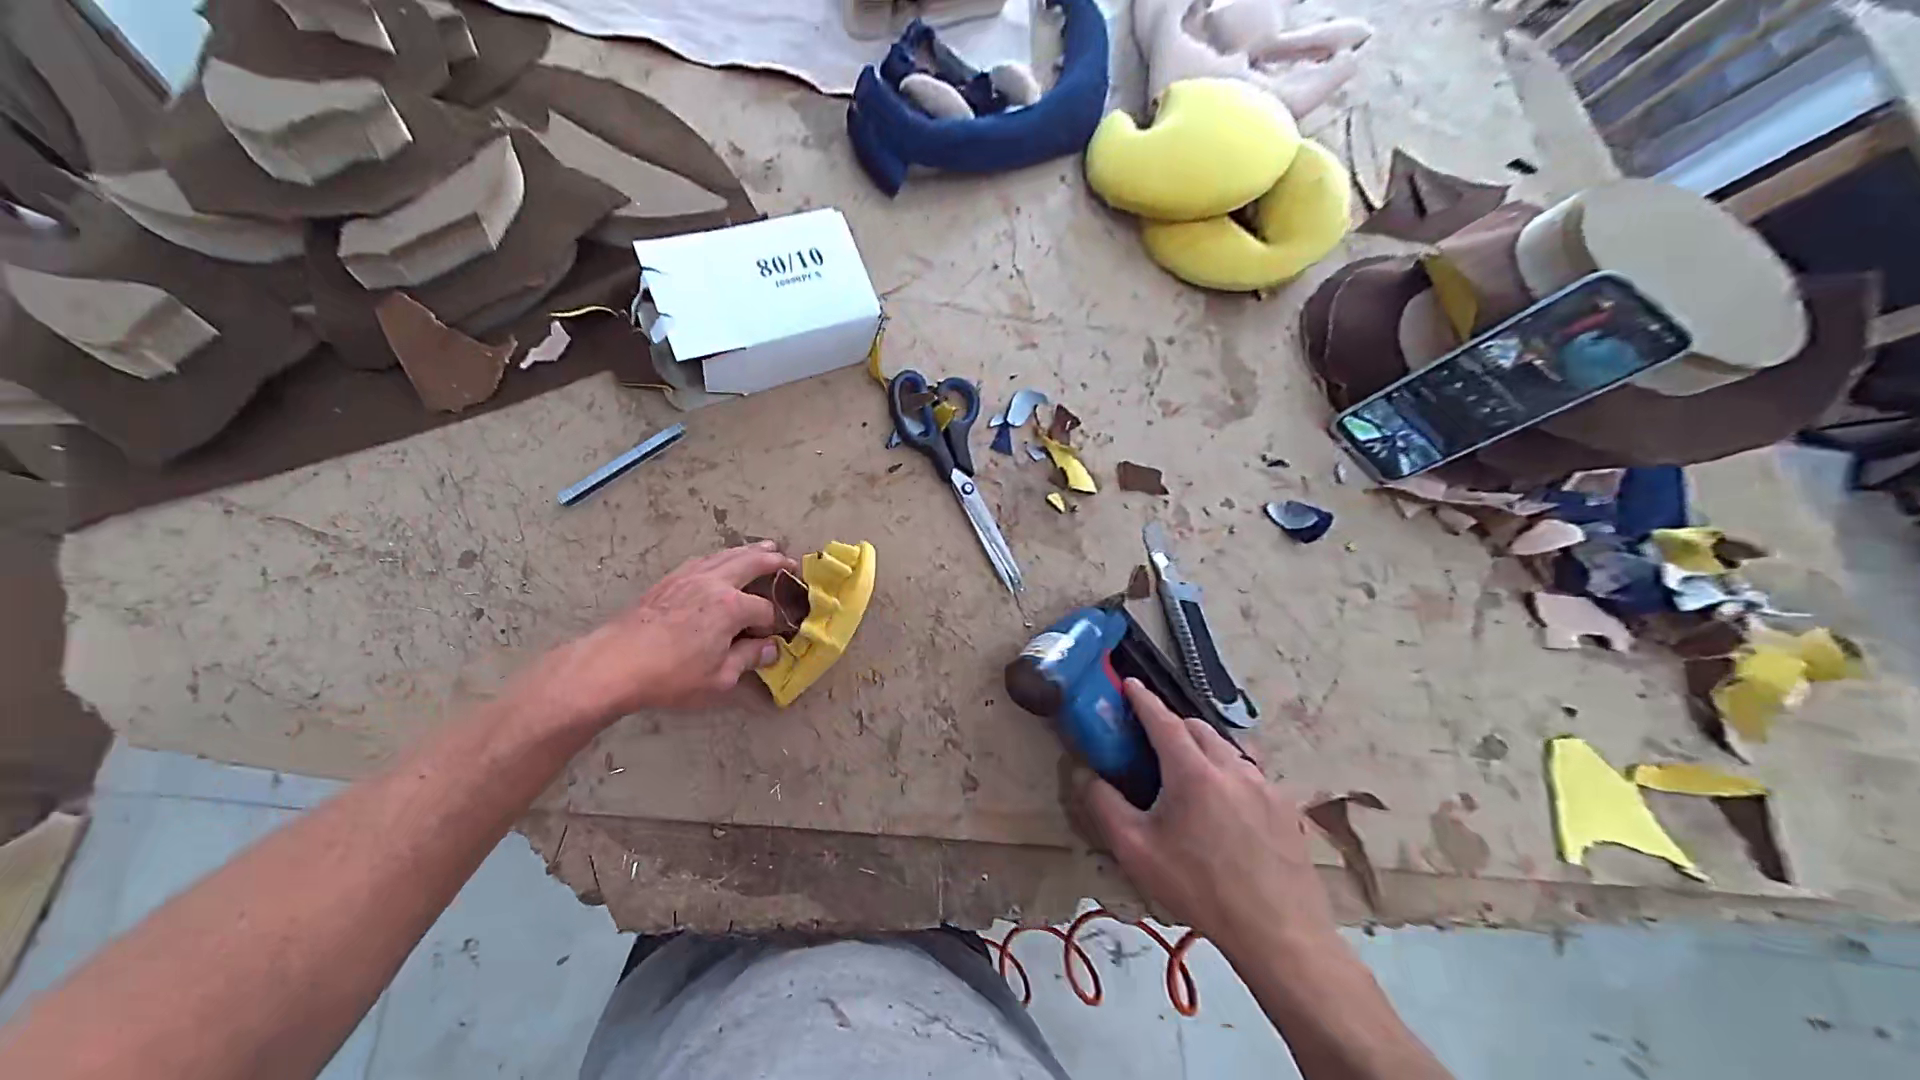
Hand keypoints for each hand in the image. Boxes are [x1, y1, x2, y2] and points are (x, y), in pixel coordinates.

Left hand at [552, 541, 798, 717]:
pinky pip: (703, 559)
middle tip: (789, 562)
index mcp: (732, 607)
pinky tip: (722, 558)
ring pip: (727, 555)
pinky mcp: (669, 580)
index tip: (774, 636)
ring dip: (749, 550)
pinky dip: (721, 556)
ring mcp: (690, 577)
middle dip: (774, 562)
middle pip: (751, 564)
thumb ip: (748, 659)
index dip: (773, 624)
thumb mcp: (719, 678)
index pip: (765, 610)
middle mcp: (714, 583)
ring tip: (765, 547)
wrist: (614, 664)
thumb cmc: (670, 676)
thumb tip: (769, 650)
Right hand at [1078, 679, 1334, 949]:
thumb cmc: (1199, 888)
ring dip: (1204, 746)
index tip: (1130, 683)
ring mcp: (1264, 785)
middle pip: (1198, 728)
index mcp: (1192, 771)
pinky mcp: (1285, 806)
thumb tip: (1086, 775)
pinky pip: (1251, 772)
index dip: (1143, 698)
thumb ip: (1104, 806)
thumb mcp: (1136, 850)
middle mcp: (1231, 766)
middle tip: (1154, 739)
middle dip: (1173, 723)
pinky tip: (1226, 802)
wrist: (1278, 931)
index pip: (1163, 719)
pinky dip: (1230, 770)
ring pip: (1228, 747)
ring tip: (1189, 770)